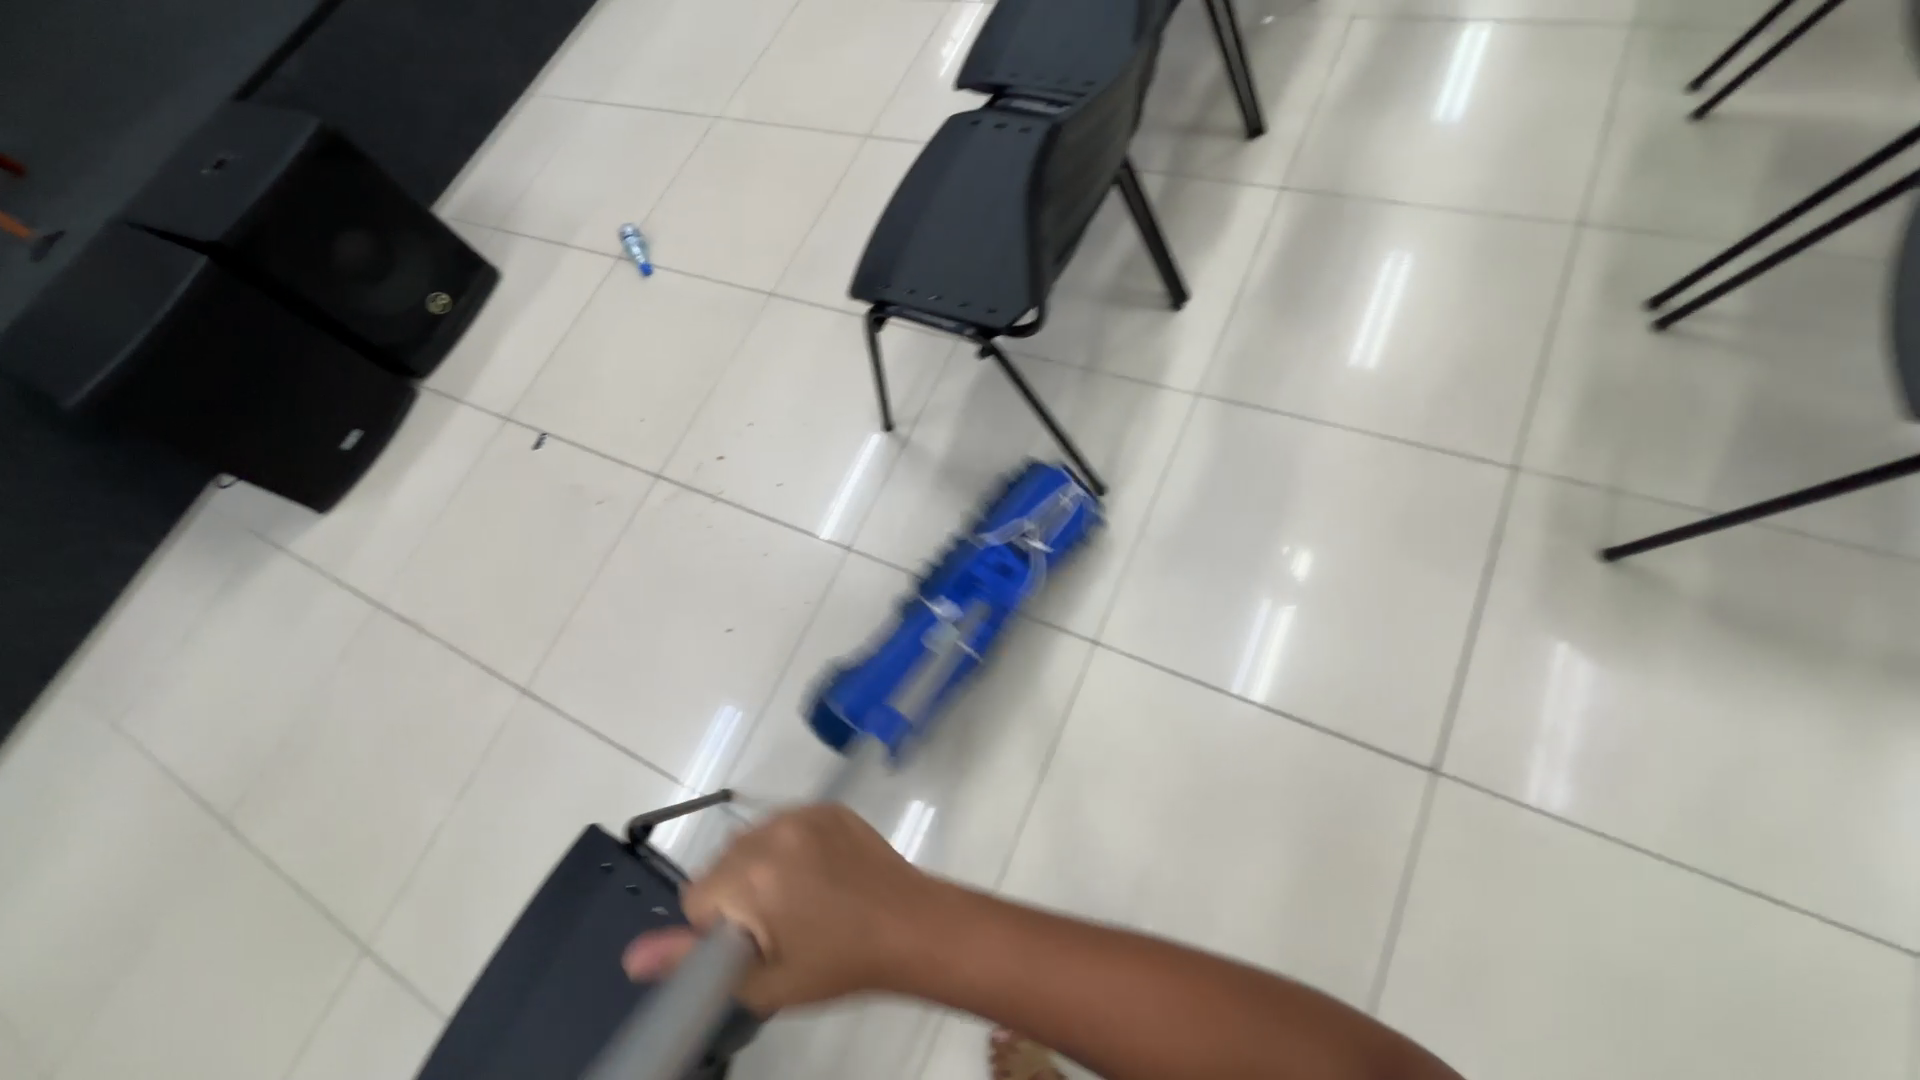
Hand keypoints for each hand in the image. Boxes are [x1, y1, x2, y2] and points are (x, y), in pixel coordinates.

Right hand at [623, 804, 943, 1011]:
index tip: (754, 944)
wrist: (911, 926)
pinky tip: (820, 873)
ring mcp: (803, 813)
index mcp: (750, 875)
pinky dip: (790, 846)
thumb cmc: (837, 962)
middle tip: (781, 925)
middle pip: (721, 865)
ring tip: (802, 898)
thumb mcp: (765, 980)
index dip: (718, 930)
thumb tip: (632, 958)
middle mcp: (770, 832)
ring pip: (751, 841)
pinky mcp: (828, 807)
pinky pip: (785, 824)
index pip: (696, 899)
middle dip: (737, 896)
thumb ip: (693, 966)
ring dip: (760, 867)